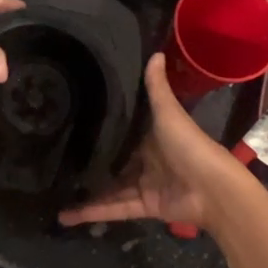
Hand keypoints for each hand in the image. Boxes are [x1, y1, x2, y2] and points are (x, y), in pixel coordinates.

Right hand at [60, 53, 245, 231]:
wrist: (213, 189)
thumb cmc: (190, 145)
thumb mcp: (169, 113)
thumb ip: (157, 89)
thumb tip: (155, 52)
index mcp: (152, 135)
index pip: (123, 130)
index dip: (102, 126)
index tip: (73, 120)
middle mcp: (146, 159)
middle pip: (113, 160)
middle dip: (89, 162)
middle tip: (54, 157)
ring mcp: (144, 184)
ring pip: (109, 188)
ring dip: (84, 192)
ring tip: (53, 190)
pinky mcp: (143, 206)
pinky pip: (113, 209)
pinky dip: (91, 213)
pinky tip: (65, 215)